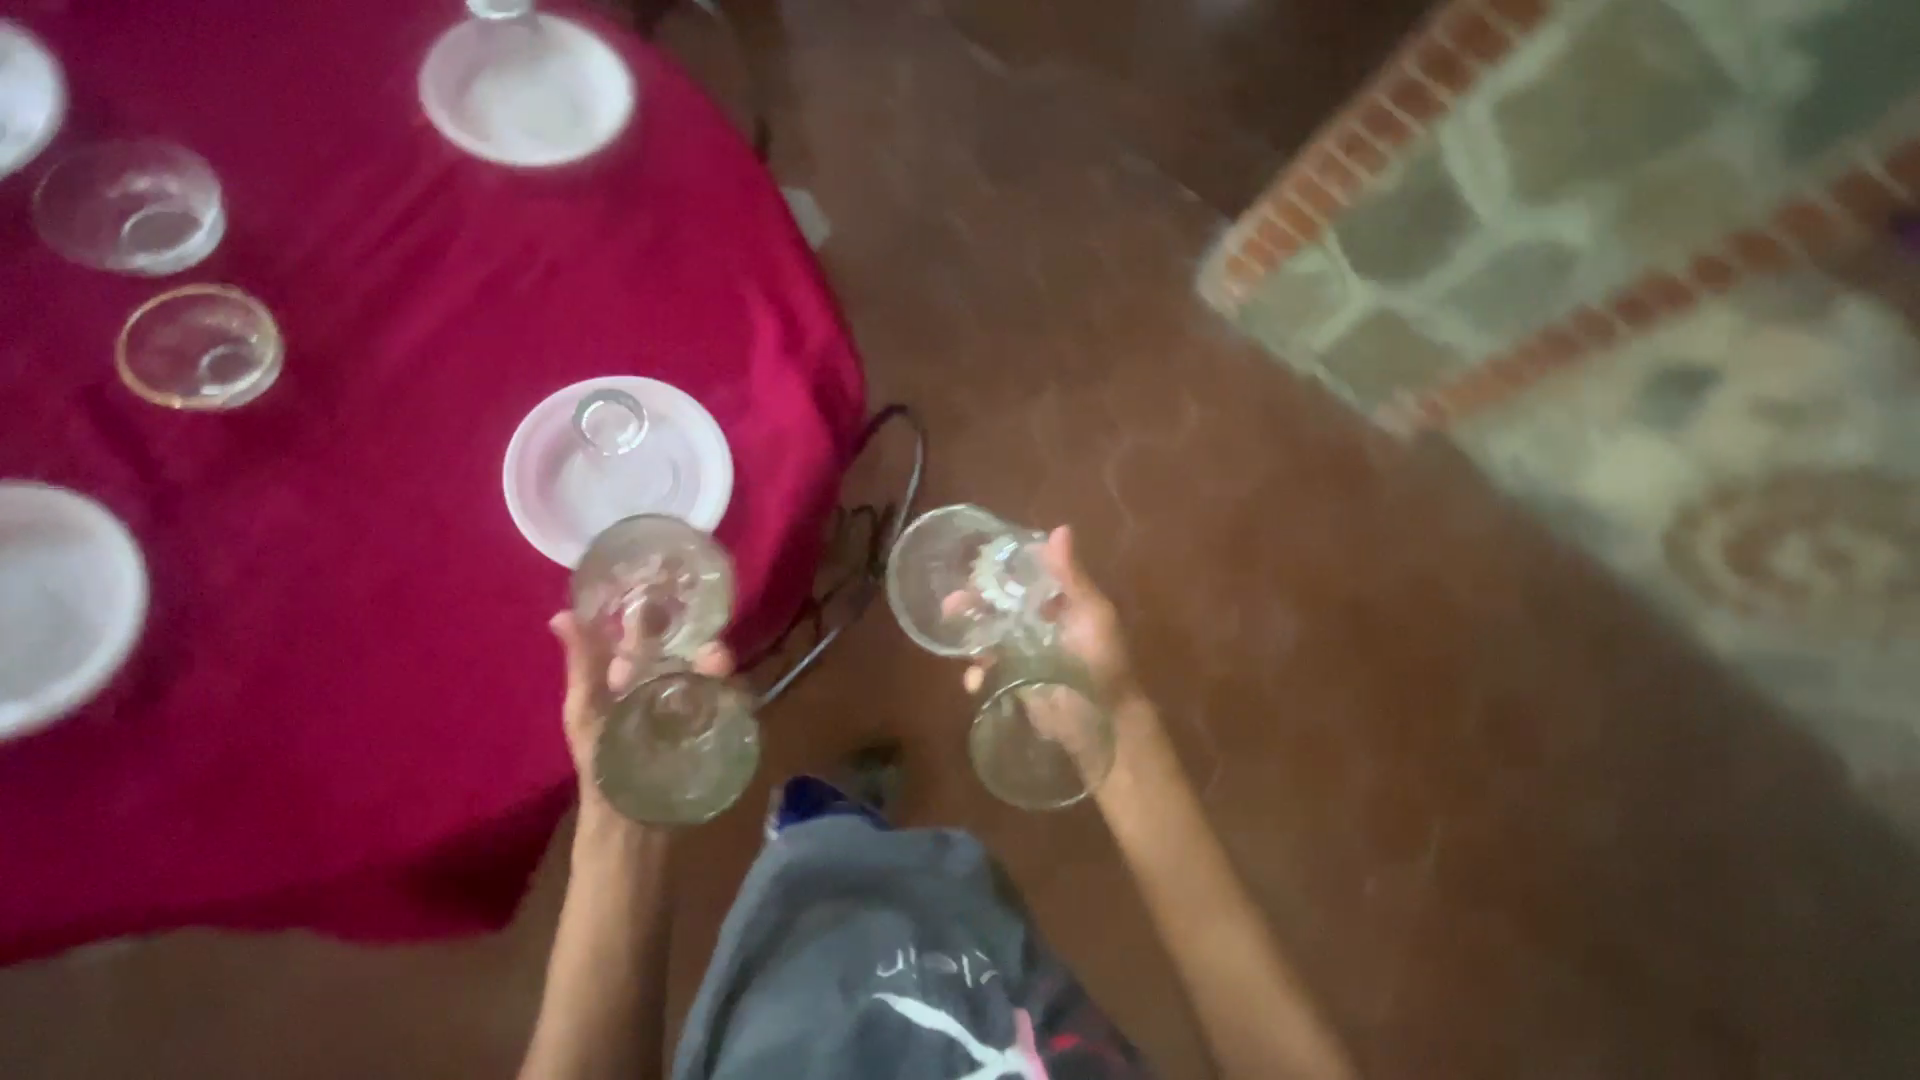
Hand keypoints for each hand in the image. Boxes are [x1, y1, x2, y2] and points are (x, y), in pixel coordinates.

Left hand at [548, 611, 734, 820]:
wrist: (629, 826)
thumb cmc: (602, 764)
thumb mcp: (585, 712)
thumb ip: (582, 664)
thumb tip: (561, 614)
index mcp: (638, 678)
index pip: (655, 638)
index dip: (662, 618)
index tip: (671, 597)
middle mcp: (673, 689)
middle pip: (696, 658)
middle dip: (706, 650)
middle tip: (712, 652)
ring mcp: (700, 713)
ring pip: (719, 680)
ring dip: (722, 672)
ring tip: (719, 668)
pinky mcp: (722, 735)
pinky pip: (736, 709)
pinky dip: (737, 698)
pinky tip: (733, 696)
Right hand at [963, 525, 1135, 704]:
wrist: (1104, 723)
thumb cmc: (1103, 662)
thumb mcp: (1092, 614)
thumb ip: (1073, 577)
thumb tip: (1059, 529)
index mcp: (1060, 603)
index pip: (1025, 578)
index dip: (1001, 569)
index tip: (976, 562)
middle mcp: (1039, 625)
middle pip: (999, 606)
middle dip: (975, 602)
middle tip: (953, 600)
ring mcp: (1024, 655)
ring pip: (987, 637)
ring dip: (969, 634)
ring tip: (955, 634)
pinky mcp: (1013, 683)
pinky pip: (987, 673)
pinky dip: (977, 674)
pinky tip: (976, 679)